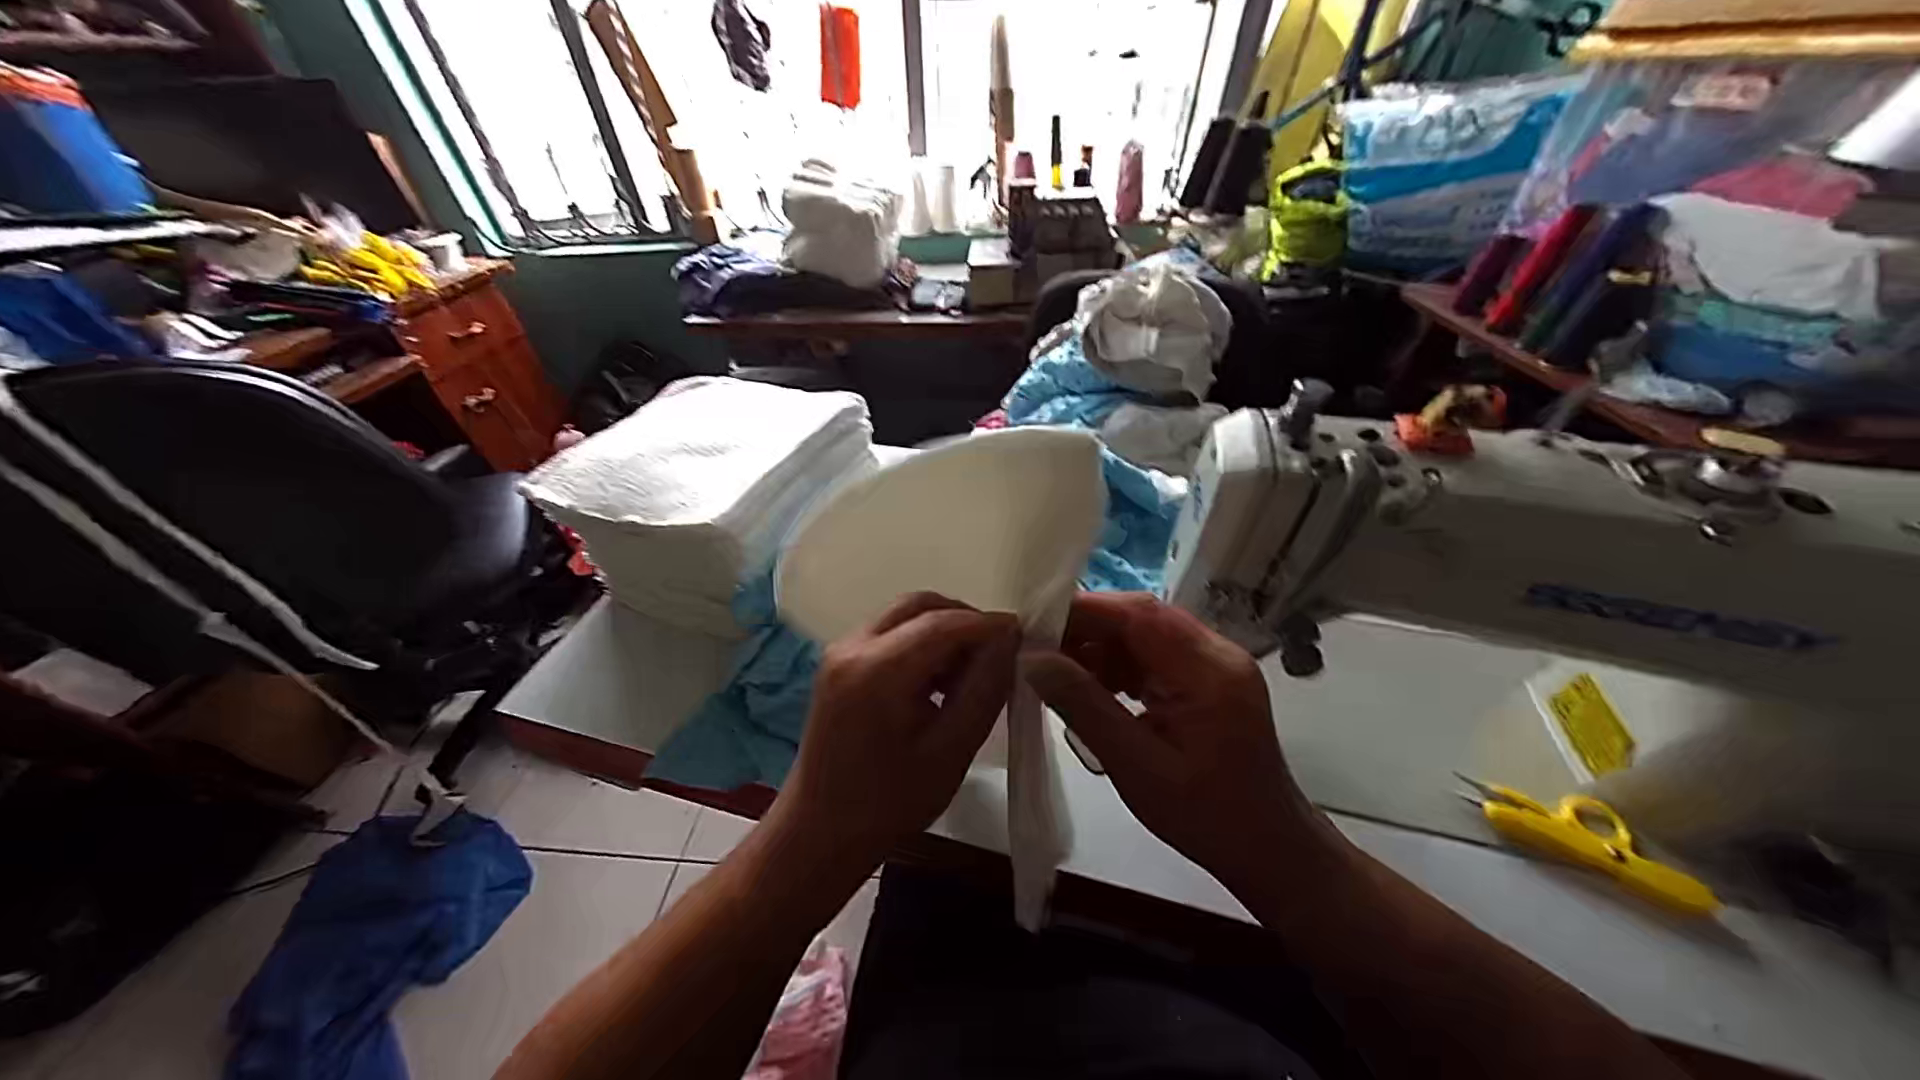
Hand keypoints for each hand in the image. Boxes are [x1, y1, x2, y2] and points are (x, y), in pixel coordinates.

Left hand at [768, 592, 1019, 880]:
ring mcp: (840, 652)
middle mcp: (853, 647)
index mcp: (878, 671)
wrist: (819, 831)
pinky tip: (939, 683)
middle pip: (919, 606)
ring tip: (970, 674)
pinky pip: (888, 634)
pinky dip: (920, 644)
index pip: (943, 623)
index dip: (988, 623)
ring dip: (942, 631)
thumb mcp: (950, 751)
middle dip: (964, 620)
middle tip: (997, 652)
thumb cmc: (889, 803)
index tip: (1024, 634)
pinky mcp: (838, 663)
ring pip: (904, 616)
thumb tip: (1009, 642)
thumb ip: (984, 689)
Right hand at [1021, 592, 1333, 889]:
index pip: (1140, 615)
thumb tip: (1033, 660)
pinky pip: (1153, 655)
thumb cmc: (1207, 817)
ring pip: (1144, 633)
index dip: (1085, 611)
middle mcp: (1216, 654)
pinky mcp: (1205, 678)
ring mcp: (1213, 664)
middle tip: (1040, 651)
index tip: (1036, 623)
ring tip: (1061, 675)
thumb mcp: (1137, 767)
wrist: (1269, 848)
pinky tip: (1094, 689)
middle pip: (1141, 617)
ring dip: (1100, 648)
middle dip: (1088, 629)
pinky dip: (1118, 665)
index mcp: (1209, 672)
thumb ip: (1084, 708)